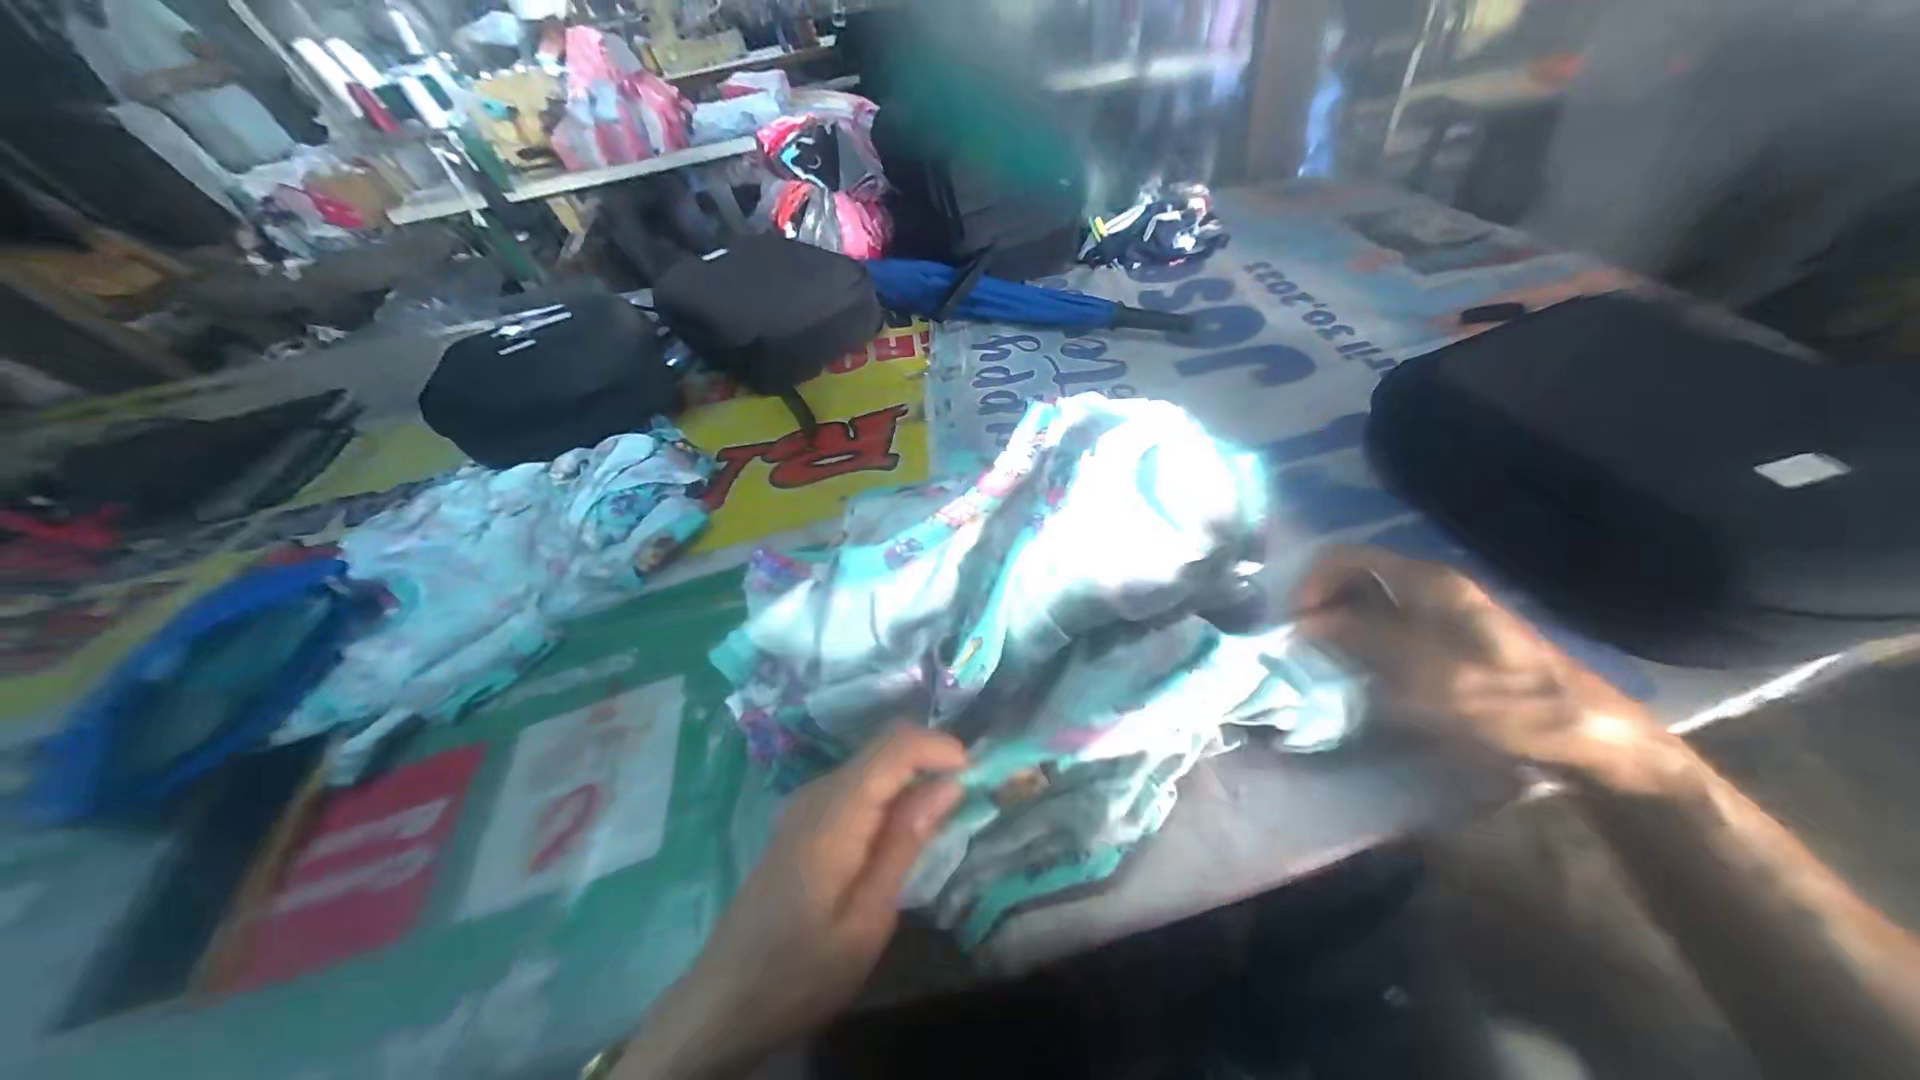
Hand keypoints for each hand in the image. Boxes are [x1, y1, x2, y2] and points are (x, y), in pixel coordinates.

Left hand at [616, 727, 967, 1079]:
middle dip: (931, 757)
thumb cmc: (802, 970)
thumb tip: (948, 784)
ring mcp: (804, 803)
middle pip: (882, 747)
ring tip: (944, 816)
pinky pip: (855, 785)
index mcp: (834, 813)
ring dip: (911, 775)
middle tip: (969, 795)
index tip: (977, 774)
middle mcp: (817, 792)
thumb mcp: (868, 918)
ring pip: (870, 763)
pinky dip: (888, 793)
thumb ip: (905, 842)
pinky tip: (902, 830)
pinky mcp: (801, 818)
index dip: (939, 747)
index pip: (894, 747)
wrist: (724, 999)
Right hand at [1294, 546, 1689, 793]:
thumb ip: (1364, 640)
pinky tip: (1361, 673)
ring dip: (1339, 626)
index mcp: (1427, 582)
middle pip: (1354, 578)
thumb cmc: (1510, 703)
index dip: (1310, 583)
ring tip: (1324, 663)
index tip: (1295, 625)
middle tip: (1303, 647)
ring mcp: (1443, 611)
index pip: (1345, 557)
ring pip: (1370, 602)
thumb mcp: (1428, 674)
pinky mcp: (1450, 637)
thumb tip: (1309, 622)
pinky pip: (1390, 626)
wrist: (1593, 739)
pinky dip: (1364, 641)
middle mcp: (1432, 586)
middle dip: (1321, 606)